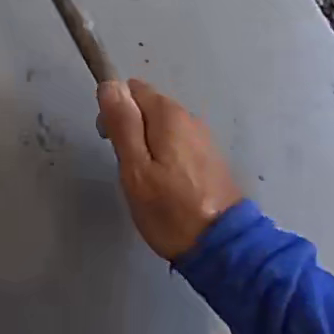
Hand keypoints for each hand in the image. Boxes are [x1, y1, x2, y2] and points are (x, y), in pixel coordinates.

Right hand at [97, 78, 243, 259]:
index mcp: (168, 113)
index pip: (131, 89)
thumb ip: (122, 124)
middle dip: (132, 130)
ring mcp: (203, 137)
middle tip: (129, 169)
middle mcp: (188, 116)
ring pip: (162, 128)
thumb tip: (110, 85)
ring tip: (147, 183)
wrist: (224, 248)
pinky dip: (166, 157)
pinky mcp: (211, 158)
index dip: (115, 111)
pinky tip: (167, 187)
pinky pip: (178, 144)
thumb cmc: (171, 209)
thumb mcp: (135, 168)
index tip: (111, 143)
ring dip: (149, 146)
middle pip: (147, 107)